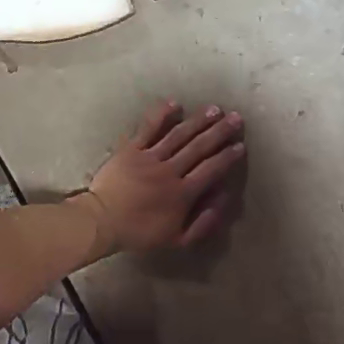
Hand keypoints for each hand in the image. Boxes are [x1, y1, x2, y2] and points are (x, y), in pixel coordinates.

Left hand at [75, 101, 244, 255]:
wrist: (103, 219)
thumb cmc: (141, 231)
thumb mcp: (178, 239)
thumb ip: (205, 221)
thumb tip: (223, 197)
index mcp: (183, 193)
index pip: (211, 170)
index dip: (227, 157)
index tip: (240, 145)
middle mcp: (169, 170)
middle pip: (199, 147)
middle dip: (219, 132)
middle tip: (235, 118)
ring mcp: (149, 157)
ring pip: (178, 135)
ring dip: (197, 121)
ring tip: (213, 109)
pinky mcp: (130, 148)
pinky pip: (148, 128)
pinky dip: (161, 115)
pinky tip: (174, 104)